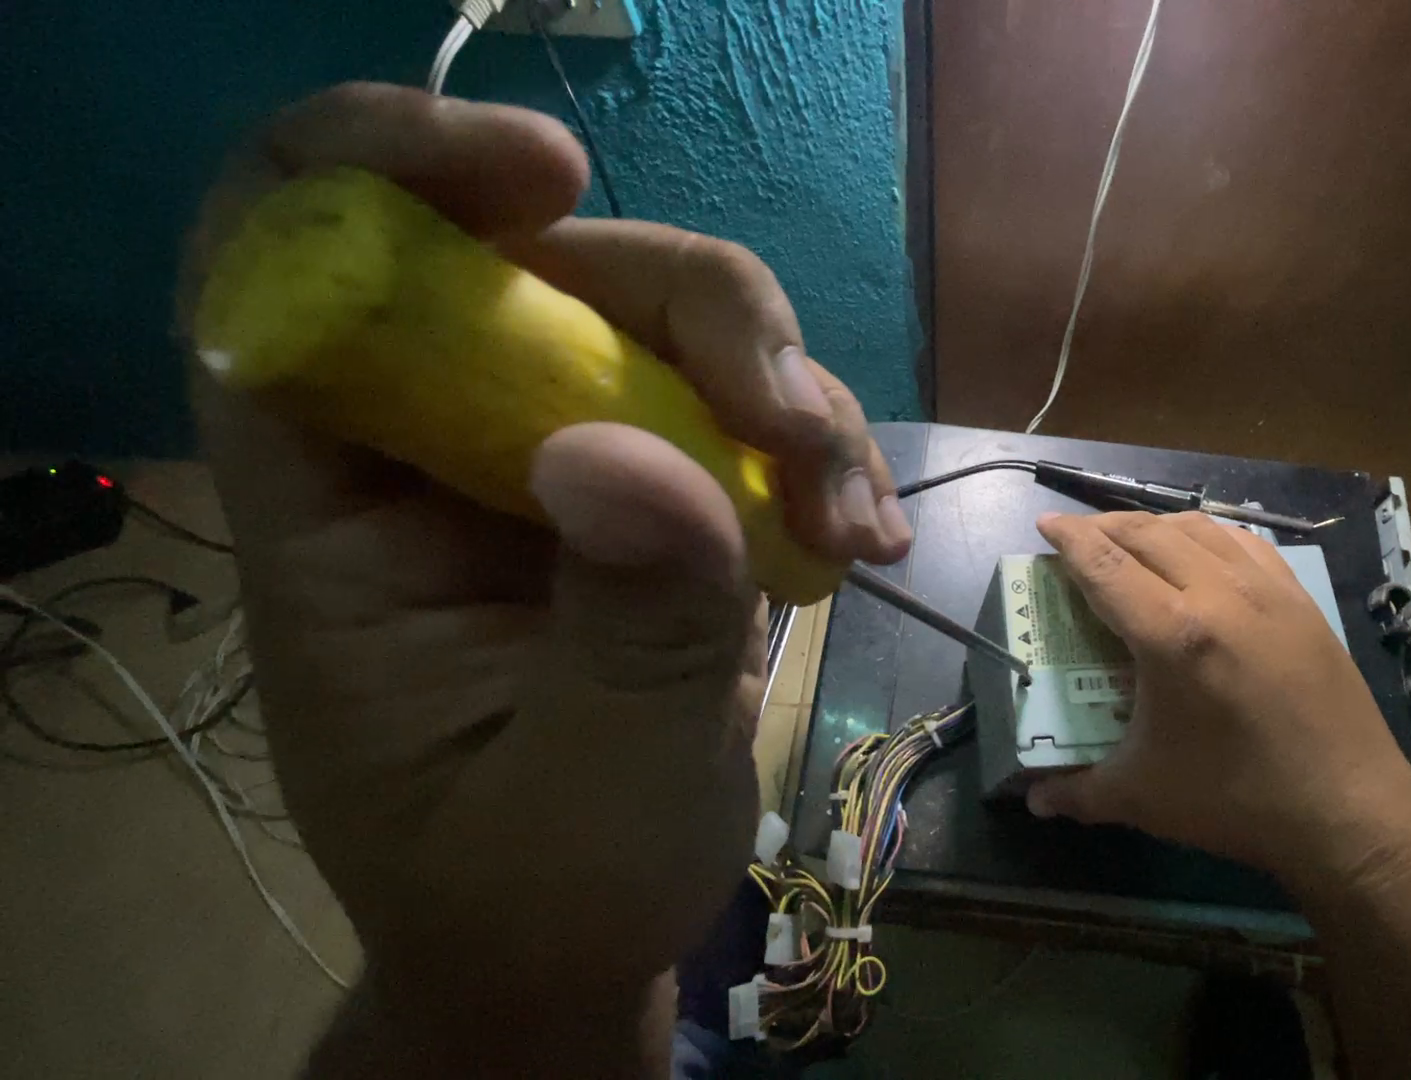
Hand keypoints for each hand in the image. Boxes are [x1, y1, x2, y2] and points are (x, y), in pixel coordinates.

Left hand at [180, 83, 908, 1014]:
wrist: (593, 932)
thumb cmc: (541, 887)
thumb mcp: (588, 783)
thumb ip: (627, 626)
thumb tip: (637, 454)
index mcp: (353, 510)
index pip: (309, 270)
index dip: (396, 170)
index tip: (551, 167)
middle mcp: (469, 453)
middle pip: (573, 278)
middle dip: (711, 325)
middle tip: (800, 433)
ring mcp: (594, 468)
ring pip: (698, 342)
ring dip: (801, 414)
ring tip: (856, 534)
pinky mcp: (684, 499)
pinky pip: (761, 423)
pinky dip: (830, 463)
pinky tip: (870, 540)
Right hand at [1026, 511, 1410, 894]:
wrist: (1351, 814)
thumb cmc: (1237, 801)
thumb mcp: (1143, 797)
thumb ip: (1078, 792)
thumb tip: (1035, 801)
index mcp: (1173, 635)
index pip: (1105, 564)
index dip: (1069, 539)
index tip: (1045, 525)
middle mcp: (1219, 596)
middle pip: (1147, 534)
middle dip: (1103, 526)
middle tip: (1077, 536)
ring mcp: (1267, 593)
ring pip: (1198, 529)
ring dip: (1153, 524)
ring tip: (1131, 538)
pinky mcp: (1301, 602)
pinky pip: (1245, 544)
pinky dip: (1207, 534)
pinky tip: (1199, 551)